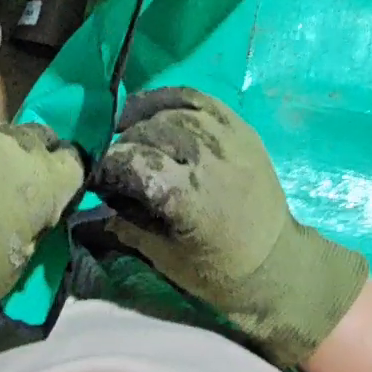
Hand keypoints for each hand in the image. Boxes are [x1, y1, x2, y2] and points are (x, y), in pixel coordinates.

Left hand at [0, 122, 82, 371]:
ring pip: (2, 134)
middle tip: (23, 182)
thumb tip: (34, 216)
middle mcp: (14, 148)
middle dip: (37, 156)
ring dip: (2, 153)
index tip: (58, 190)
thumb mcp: (18, 261)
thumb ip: (34, 226)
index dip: (68, 176)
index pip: (74, 162)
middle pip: (40, 138)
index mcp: (43, 182)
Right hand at [97, 88, 367, 367]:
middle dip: (123, 145)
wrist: (278, 266)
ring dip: (142, 122)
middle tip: (112, 161)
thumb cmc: (218, 272)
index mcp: (188, 197)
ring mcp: (228, 139)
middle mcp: (208, 160)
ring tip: (127, 133)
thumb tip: (94, 192)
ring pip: (170, 113)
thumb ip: (125, 220)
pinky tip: (149, 111)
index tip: (94, 174)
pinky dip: (167, 100)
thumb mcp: (163, 256)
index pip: (132, 162)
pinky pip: (197, 99)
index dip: (107, 165)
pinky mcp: (240, 128)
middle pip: (148, 133)